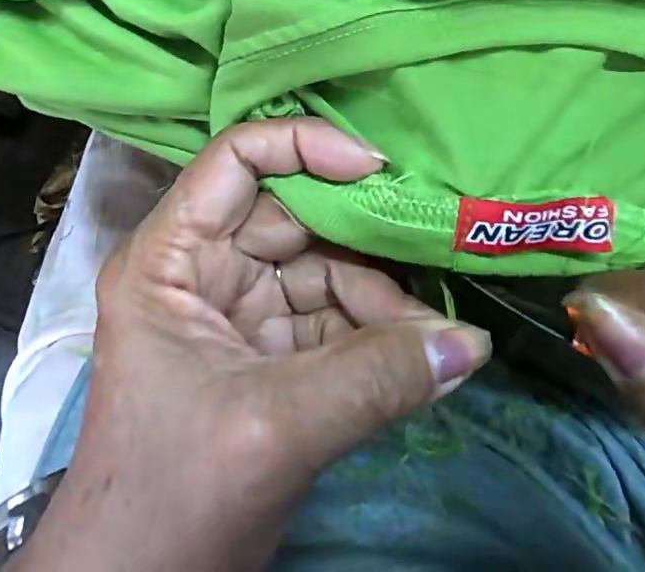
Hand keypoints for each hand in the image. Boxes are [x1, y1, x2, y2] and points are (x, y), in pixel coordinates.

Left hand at [19, 120, 491, 571]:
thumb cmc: (171, 499)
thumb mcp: (273, 428)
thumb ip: (376, 379)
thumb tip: (474, 343)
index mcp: (171, 257)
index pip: (236, 160)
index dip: (303, 145)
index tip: (372, 167)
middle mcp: (206, 266)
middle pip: (295, 214)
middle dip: (363, 235)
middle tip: (428, 243)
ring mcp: (242, 306)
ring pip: (325, 266)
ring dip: (381, 296)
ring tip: (433, 333)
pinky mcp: (272, 347)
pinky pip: (336, 313)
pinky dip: (378, 330)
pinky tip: (420, 352)